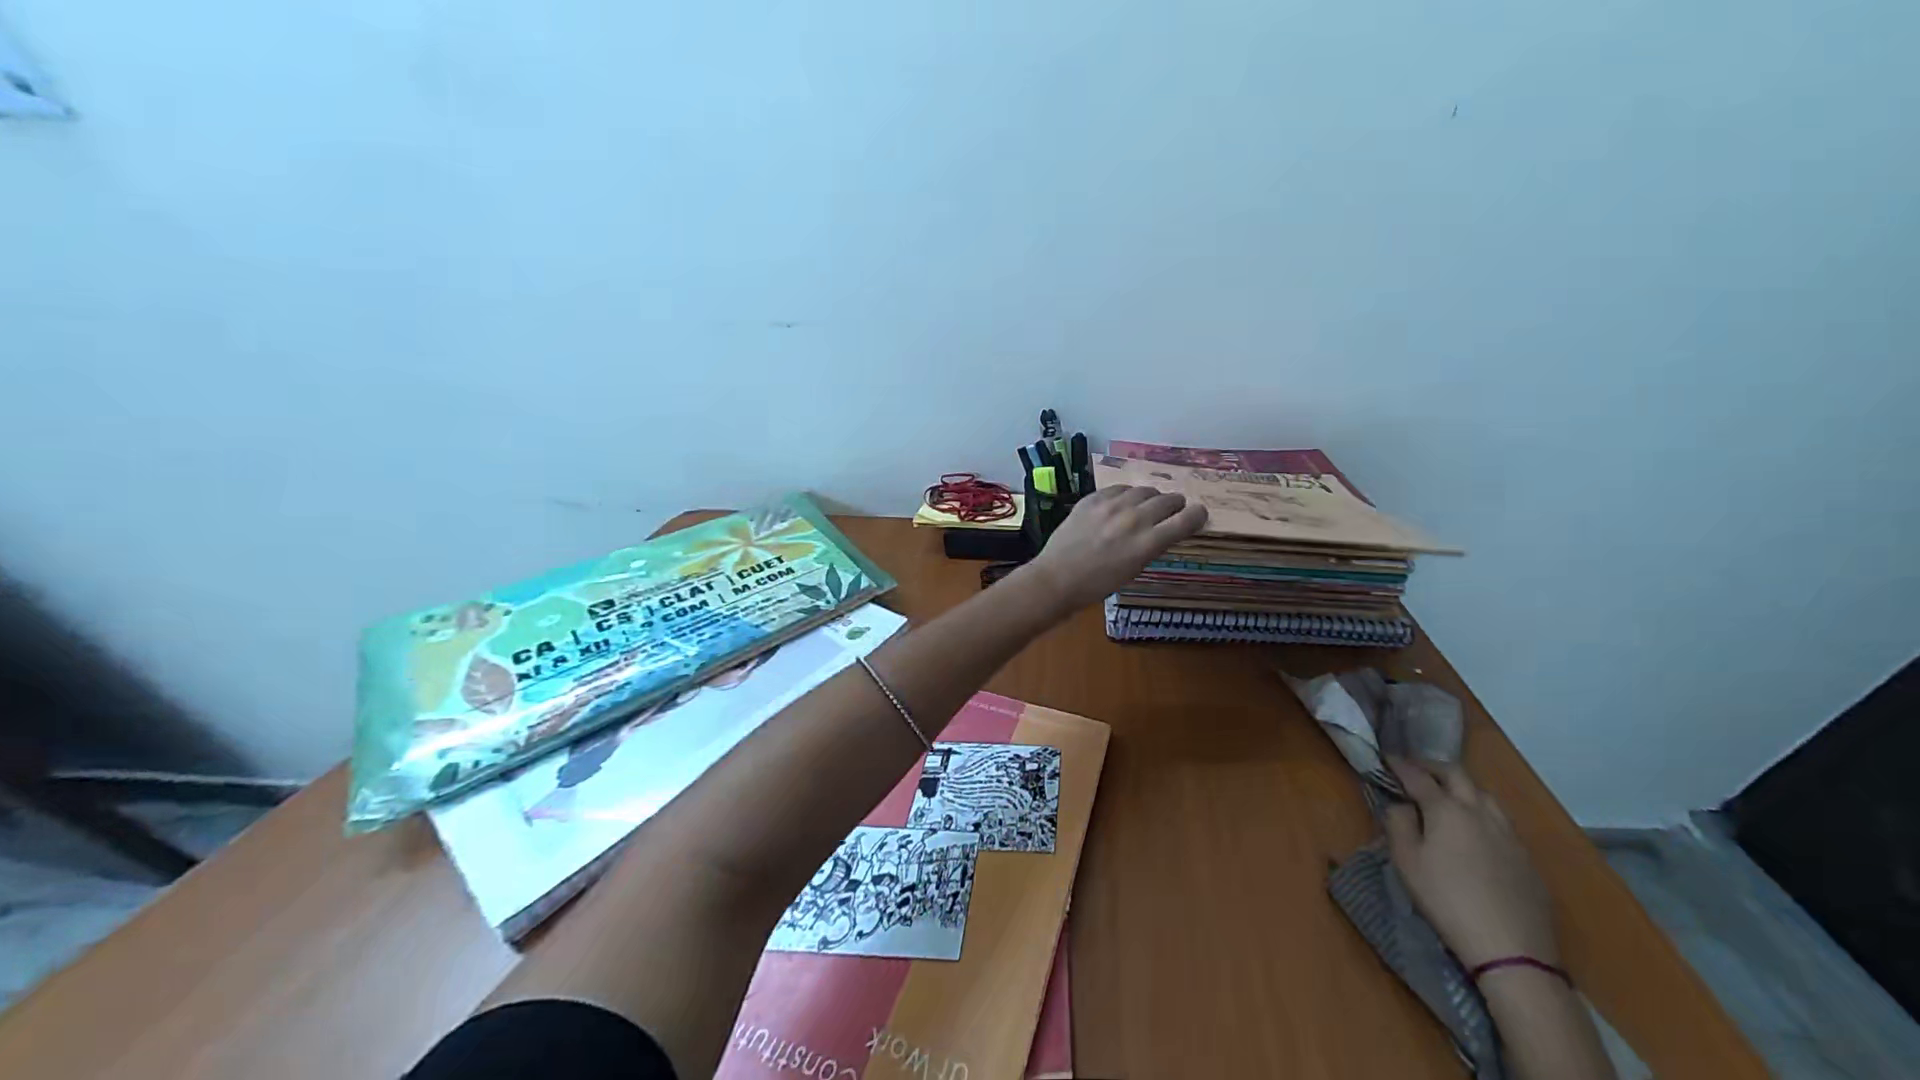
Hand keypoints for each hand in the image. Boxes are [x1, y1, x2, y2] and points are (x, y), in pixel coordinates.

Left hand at [1021, 485, 1207, 613]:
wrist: (1057, 578)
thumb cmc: (1098, 584)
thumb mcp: (1134, 570)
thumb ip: (1152, 547)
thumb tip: (1164, 531)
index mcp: (1148, 543)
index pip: (1186, 520)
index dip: (1197, 515)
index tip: (1198, 514)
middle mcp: (1134, 519)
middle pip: (1168, 500)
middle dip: (1175, 505)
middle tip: (1174, 509)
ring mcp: (1111, 506)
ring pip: (1144, 490)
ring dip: (1151, 497)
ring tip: (1147, 505)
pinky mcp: (1092, 499)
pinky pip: (1118, 489)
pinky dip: (1126, 495)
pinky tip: (1123, 502)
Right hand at [1384, 757, 1559, 969]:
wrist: (1510, 947)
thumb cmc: (1446, 899)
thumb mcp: (1406, 861)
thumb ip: (1397, 824)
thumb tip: (1400, 805)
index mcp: (1447, 810)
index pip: (1419, 777)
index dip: (1400, 765)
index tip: (1387, 758)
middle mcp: (1480, 812)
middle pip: (1457, 774)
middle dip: (1433, 766)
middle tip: (1415, 768)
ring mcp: (1508, 834)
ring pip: (1485, 795)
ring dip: (1462, 786)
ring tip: (1448, 794)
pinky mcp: (1526, 857)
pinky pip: (1501, 821)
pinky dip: (1481, 812)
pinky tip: (1476, 831)